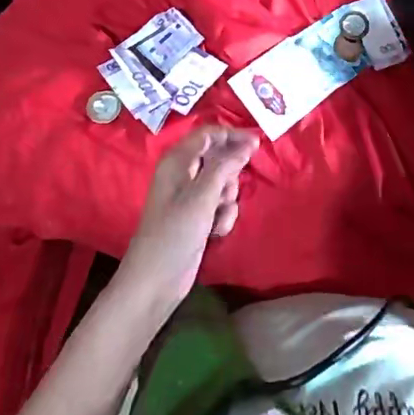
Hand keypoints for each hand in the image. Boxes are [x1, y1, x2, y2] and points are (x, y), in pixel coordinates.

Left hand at [115, 125, 257, 314]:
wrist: (156, 280)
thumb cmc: (175, 232)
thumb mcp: (202, 196)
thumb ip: (226, 165)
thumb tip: (249, 142)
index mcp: (177, 160)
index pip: (209, 134)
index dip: (233, 135)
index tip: (258, 144)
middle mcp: (183, 173)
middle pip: (219, 158)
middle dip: (229, 177)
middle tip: (226, 194)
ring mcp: (190, 196)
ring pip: (223, 184)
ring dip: (227, 200)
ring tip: (216, 218)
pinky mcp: (196, 216)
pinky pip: (219, 205)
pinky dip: (222, 216)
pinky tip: (215, 232)